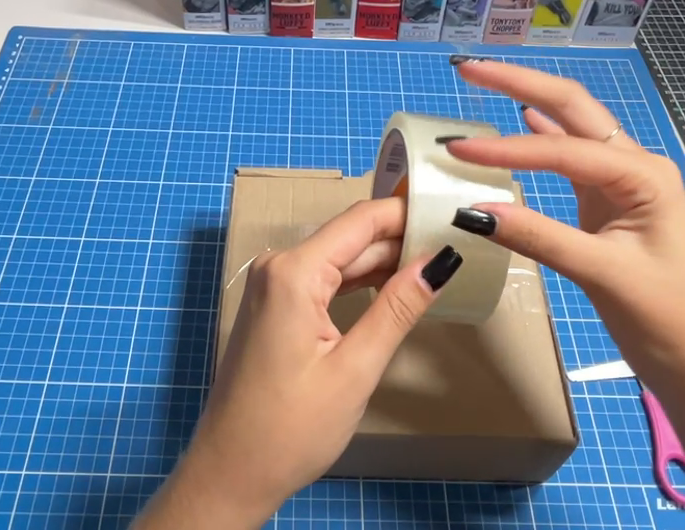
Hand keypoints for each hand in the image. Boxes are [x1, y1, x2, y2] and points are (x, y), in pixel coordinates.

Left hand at [137, 198, 460, 528]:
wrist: (229, 472)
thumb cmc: (290, 428)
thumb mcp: (355, 369)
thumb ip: (397, 308)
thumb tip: (440, 261)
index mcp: (294, 271)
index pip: (361, 221)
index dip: (406, 214)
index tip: (449, 214)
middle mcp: (279, 265)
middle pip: (351, 238)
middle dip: (401, 240)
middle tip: (454, 243)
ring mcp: (274, 284)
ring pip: (339, 258)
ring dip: (383, 261)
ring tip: (435, 262)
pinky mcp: (276, 304)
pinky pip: (325, 279)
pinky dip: (359, 281)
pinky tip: (394, 286)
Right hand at [445, 60, 684, 397]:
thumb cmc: (668, 320)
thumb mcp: (604, 276)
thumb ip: (539, 237)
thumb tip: (471, 212)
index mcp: (643, 174)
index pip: (563, 149)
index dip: (507, 149)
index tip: (455, 149)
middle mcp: (634, 165)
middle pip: (571, 107)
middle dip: (519, 81)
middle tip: (467, 68)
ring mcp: (621, 182)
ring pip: (568, 127)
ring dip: (526, 98)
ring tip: (482, 80)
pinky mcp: (608, 201)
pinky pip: (568, 157)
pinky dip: (540, 135)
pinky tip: (522, 116)